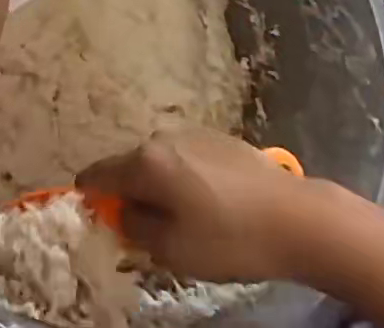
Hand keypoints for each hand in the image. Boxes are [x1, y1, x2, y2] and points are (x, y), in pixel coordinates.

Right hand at [78, 129, 341, 282]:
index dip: (89, 192)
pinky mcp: (218, 137)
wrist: (297, 217)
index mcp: (146, 162)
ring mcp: (191, 134)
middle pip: (130, 166)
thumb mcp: (174, 249)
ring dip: (159, 185)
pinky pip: (185, 157)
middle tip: (144, 226)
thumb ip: (136, 228)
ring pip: (159, 161)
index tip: (86, 206)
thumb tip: (122, 212)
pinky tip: (209, 203)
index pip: (99, 173)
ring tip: (182, 217)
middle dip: (130, 193)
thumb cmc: (229, 238)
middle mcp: (162, 138)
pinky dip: (183, 177)